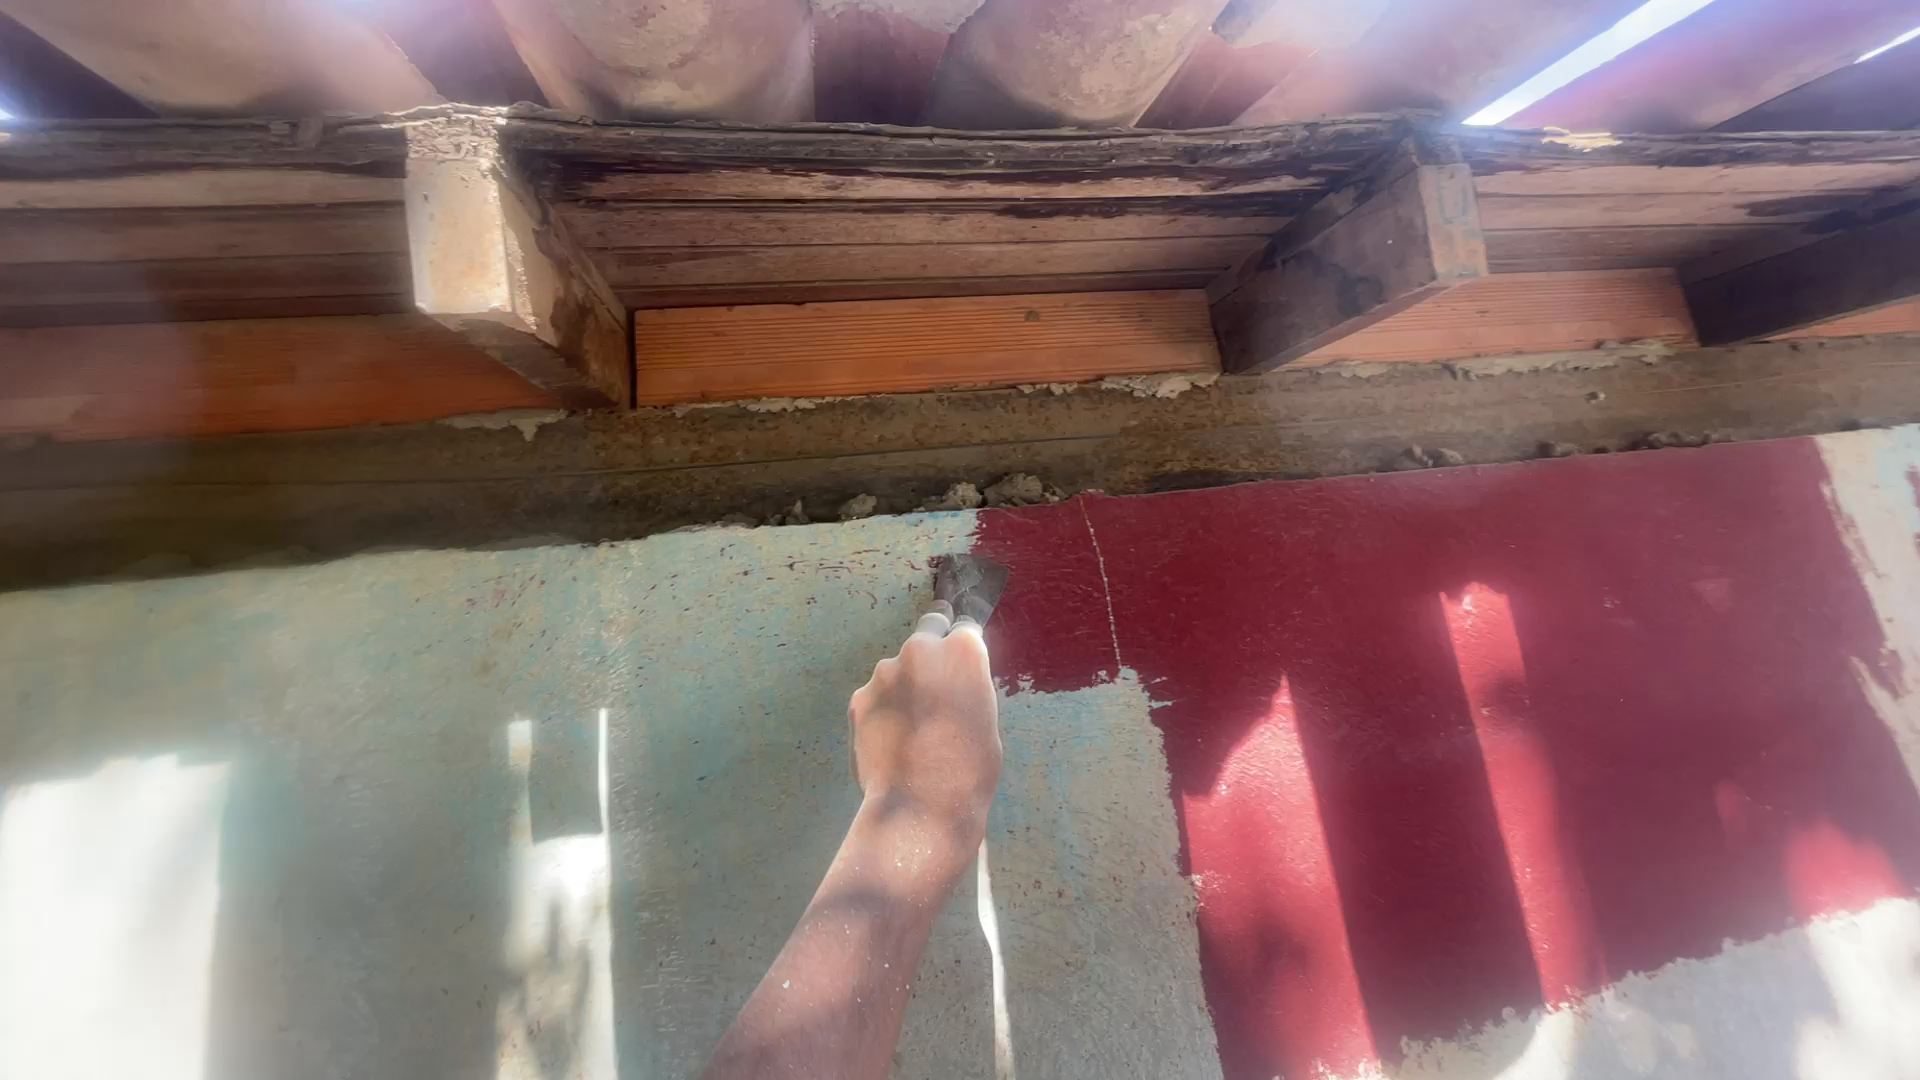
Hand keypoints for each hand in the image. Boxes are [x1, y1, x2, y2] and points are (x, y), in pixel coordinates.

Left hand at [848, 601, 1001, 862]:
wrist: (920, 804)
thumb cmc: (971, 768)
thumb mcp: (986, 719)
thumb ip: (967, 689)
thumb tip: (953, 687)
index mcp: (963, 651)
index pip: (964, 629)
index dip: (963, 646)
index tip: (961, 659)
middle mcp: (921, 649)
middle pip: (928, 632)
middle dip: (931, 647)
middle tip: (934, 675)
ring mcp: (885, 671)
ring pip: (897, 669)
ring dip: (903, 686)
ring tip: (909, 727)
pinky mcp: (858, 696)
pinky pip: (876, 696)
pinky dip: (882, 710)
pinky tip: (888, 741)